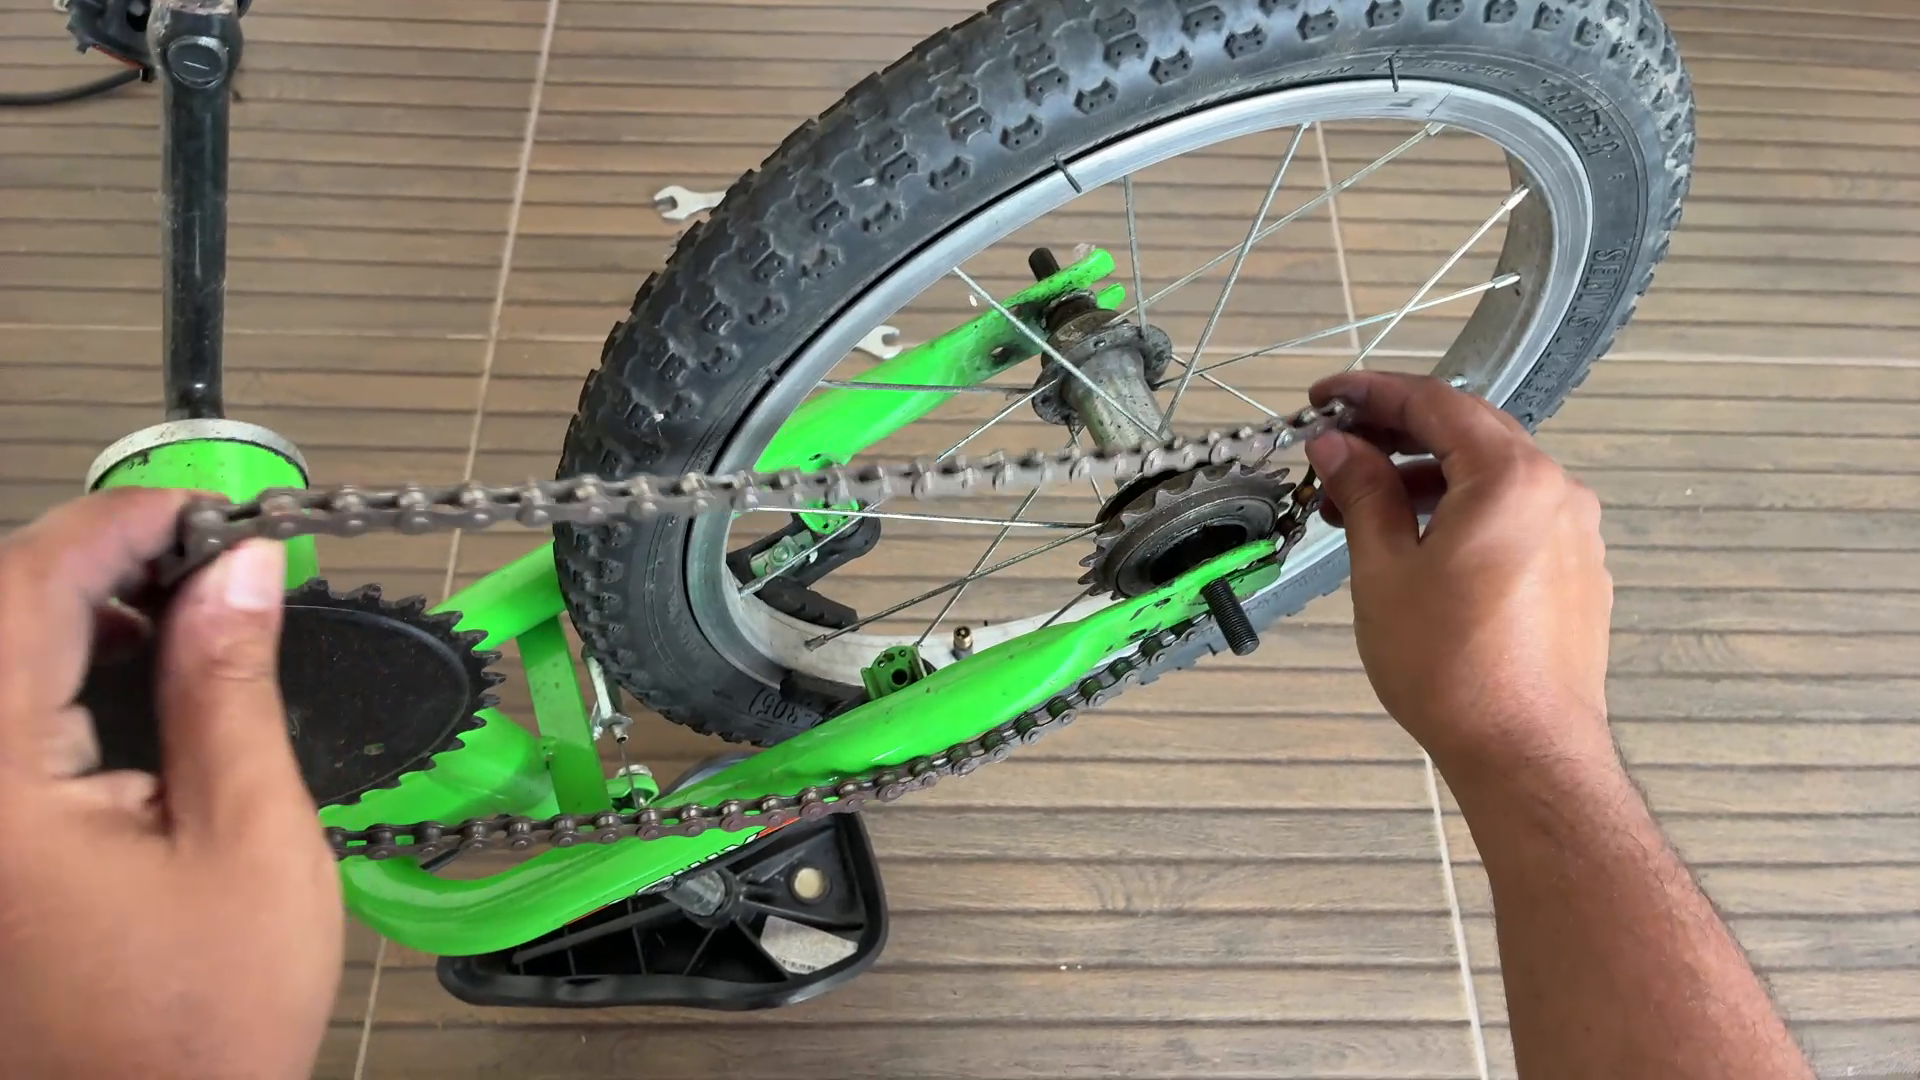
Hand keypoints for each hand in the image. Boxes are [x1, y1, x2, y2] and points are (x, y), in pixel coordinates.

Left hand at [0, 489, 340, 1079]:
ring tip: (196, 602)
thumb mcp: (249, 828)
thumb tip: (247, 572)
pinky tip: (137, 667)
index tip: (214, 506)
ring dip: (80, 609)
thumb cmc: (213, 993)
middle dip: (97, 559)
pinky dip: (62, 666)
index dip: (115, 528)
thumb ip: (231, 689)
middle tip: (220, 554)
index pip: (18, 601)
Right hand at [1303, 372, 1614, 776]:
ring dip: (1418, 474)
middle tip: (1330, 451)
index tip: (1320, 397)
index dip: (1370, 392)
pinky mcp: (1573, 566)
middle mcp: (1555, 488)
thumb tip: (1334, 443)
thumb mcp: (1383, 567)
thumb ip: (1363, 491)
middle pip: (1465, 430)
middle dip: (1391, 433)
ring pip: (1485, 472)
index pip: (1435, 403)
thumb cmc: (1442, 659)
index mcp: (1510, 478)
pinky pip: (1507, 509)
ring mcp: (1573, 529)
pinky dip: (1452, 504)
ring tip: (1356, 506)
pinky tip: (1410, 538)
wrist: (1524, 750)